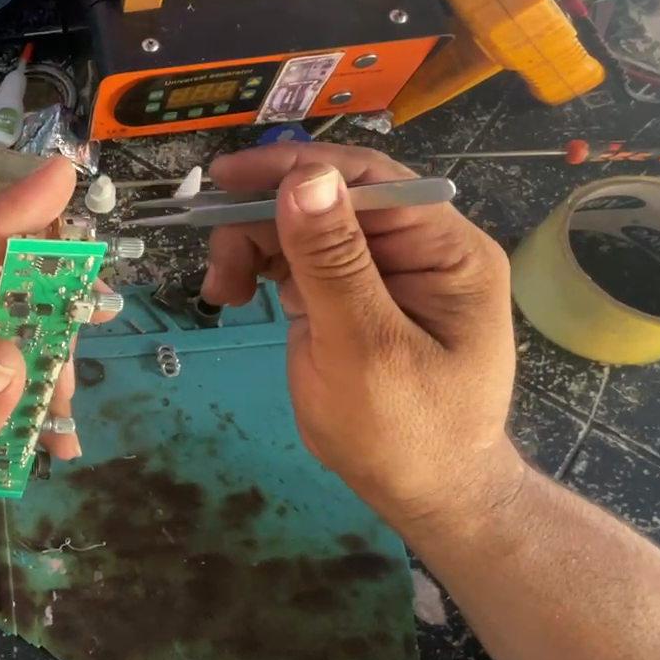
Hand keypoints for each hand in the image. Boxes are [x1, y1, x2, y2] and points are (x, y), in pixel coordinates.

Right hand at [202, 143, 524, 532]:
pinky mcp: (335, 292)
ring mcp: (369, 270)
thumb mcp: (364, 345)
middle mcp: (408, 248)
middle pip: (323, 198)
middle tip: (216, 258)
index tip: (227, 178)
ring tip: (223, 290)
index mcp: (442, 249)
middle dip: (260, 216)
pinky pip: (285, 258)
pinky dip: (250, 267)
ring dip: (247, 246)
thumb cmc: (405, 428)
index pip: (367, 181)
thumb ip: (332, 261)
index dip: (296, 170)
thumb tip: (304, 178)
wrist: (416, 490)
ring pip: (293, 225)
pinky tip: (232, 294)